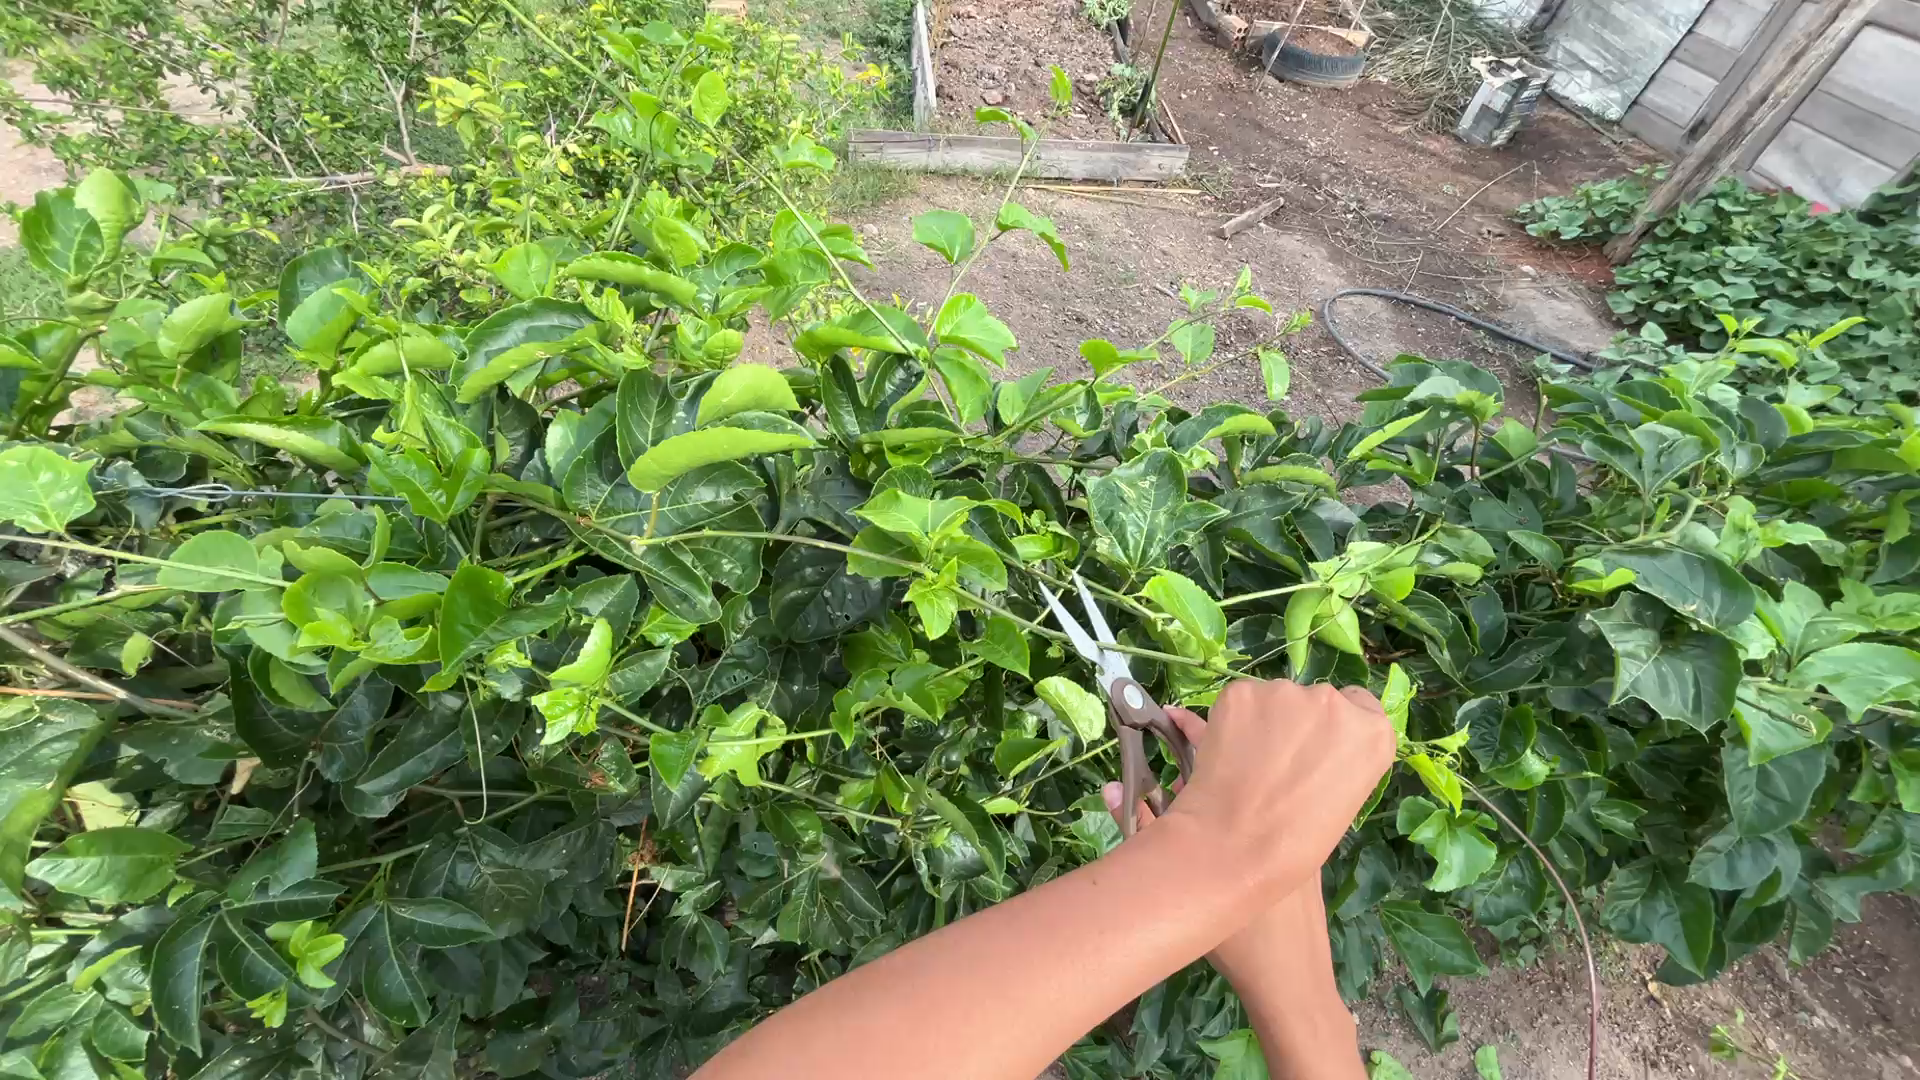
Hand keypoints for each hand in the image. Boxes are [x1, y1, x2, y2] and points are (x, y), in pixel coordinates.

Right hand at [1104, 694, 1368, 1079]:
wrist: (1291, 976)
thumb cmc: (1236, 932)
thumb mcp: (1179, 876)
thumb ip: (1140, 826)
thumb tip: (1111, 788)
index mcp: (1244, 812)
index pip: (1218, 751)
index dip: (1192, 729)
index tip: (1170, 716)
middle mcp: (1271, 811)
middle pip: (1238, 763)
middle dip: (1205, 751)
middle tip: (1173, 746)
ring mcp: (1287, 829)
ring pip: (1252, 785)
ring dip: (1221, 777)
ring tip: (1183, 787)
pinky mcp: (1298, 848)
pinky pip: (1267, 807)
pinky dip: (1240, 803)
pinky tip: (1213, 819)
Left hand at [1146, 679, 1392, 893]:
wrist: (1237, 842)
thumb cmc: (1298, 839)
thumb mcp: (1343, 795)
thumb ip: (1338, 756)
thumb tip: (1314, 741)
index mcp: (1373, 732)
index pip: (1361, 706)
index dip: (1336, 726)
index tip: (1319, 745)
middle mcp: (1333, 701)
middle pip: (1316, 699)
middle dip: (1299, 721)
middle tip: (1279, 759)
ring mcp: (1284, 691)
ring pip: (1276, 697)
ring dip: (1266, 718)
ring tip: (1250, 759)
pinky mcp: (1241, 691)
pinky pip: (1242, 700)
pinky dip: (1235, 718)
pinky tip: (1229, 749)